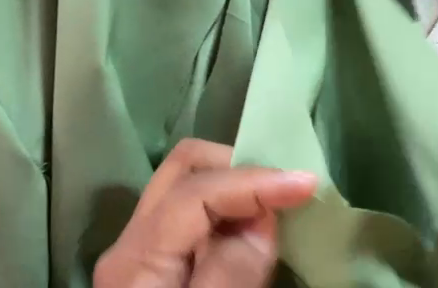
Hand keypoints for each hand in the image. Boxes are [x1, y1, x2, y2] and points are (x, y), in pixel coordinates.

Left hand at [94, 138, 318, 287]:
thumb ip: (231, 273)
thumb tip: (264, 219)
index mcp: (135, 258)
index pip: (196, 190)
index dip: (254, 180)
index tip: (307, 183)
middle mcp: (129, 245)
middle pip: (183, 167)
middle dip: (239, 165)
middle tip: (287, 188)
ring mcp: (138, 257)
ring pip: (186, 187)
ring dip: (234, 186)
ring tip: (277, 204)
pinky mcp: (152, 272)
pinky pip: (191, 220)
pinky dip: (226, 212)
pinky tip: (253, 226)